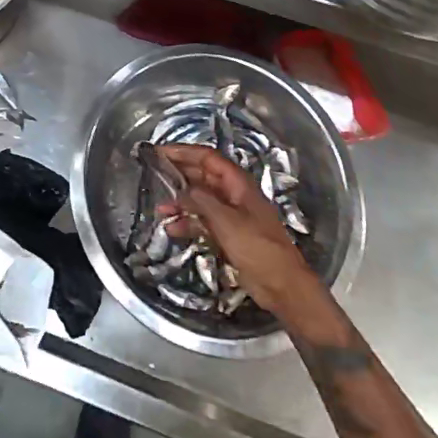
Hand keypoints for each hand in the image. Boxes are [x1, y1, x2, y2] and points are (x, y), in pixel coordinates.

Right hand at [156, 144, 320, 315]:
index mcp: (238, 184)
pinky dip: (188, 224)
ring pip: (200, 200)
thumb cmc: (258, 248)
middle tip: (155, 173)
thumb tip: (182, 190)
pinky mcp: (228, 234)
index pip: (208, 158)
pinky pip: (203, 222)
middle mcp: (233, 195)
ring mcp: (231, 215)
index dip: (184, 152)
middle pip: (202, 176)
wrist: (282, 285)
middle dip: (179, 175)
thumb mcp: (227, 221)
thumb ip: (202, 202)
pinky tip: (172, 229)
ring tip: (160, 209)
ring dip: (181, 203)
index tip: (161, 152)